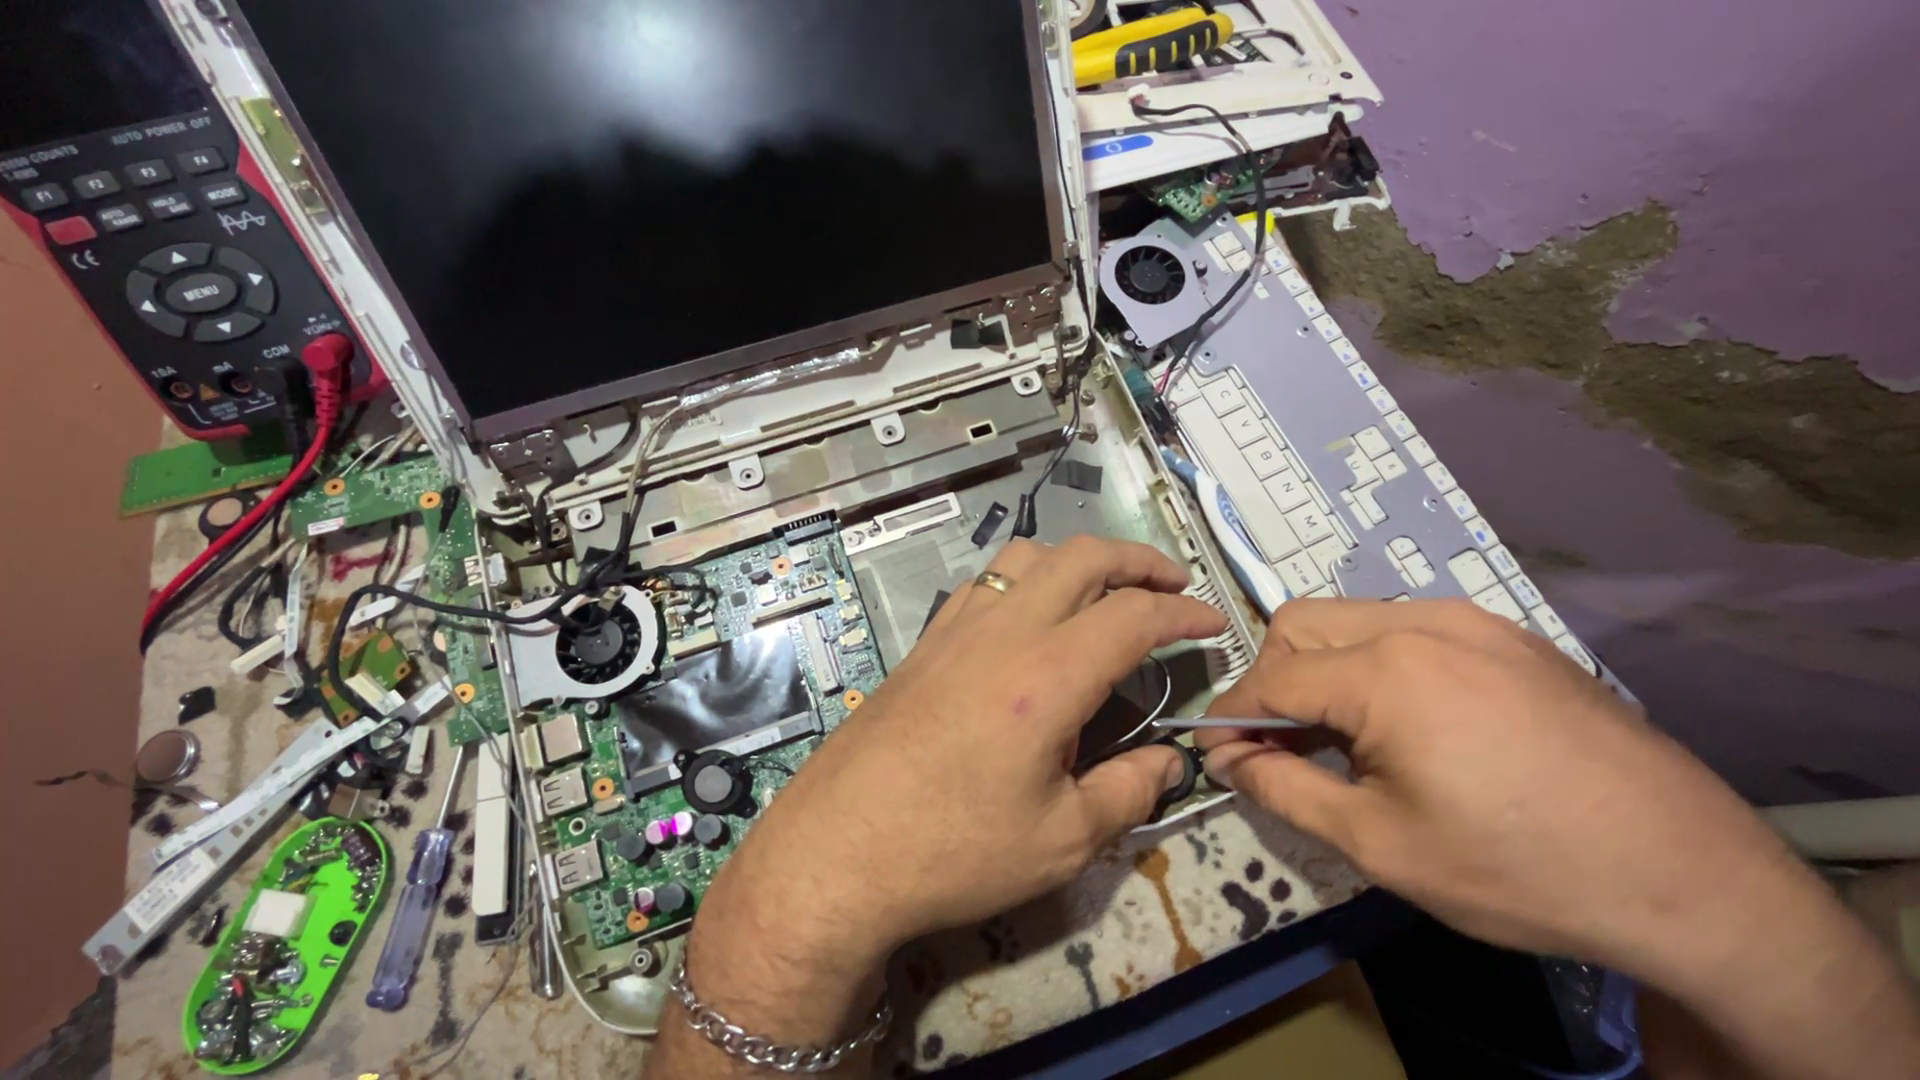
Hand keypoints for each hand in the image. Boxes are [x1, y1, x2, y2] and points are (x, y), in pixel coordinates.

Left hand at [667, 537, 1225, 1064]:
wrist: (836, 853)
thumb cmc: (954, 852)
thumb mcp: (1062, 841)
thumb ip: (1128, 792)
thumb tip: (1169, 763)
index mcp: (1048, 675)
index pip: (1134, 614)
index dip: (1183, 611)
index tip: (1213, 621)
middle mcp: (1003, 632)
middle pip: (1082, 556)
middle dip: (1139, 559)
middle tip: (1173, 584)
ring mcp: (955, 631)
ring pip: (1024, 556)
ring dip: (1077, 560)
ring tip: (1104, 590)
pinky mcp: (923, 645)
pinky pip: (983, 584)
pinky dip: (1024, 579)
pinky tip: (1028, 617)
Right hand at [1196, 599, 1919, 1079]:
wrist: (1687, 875)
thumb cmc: (1515, 867)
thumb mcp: (1378, 843)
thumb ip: (1281, 787)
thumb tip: (1225, 756)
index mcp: (1384, 671)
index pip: (1269, 677)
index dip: (1230, 715)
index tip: (1216, 753)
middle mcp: (1421, 623)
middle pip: (1299, 623)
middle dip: (1269, 678)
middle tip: (1278, 743)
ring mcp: (1473, 622)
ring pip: (1353, 617)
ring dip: (1321, 666)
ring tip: (1338, 734)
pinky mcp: (1510, 636)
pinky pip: (1410, 627)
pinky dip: (1375, 661)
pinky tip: (1402, 720)